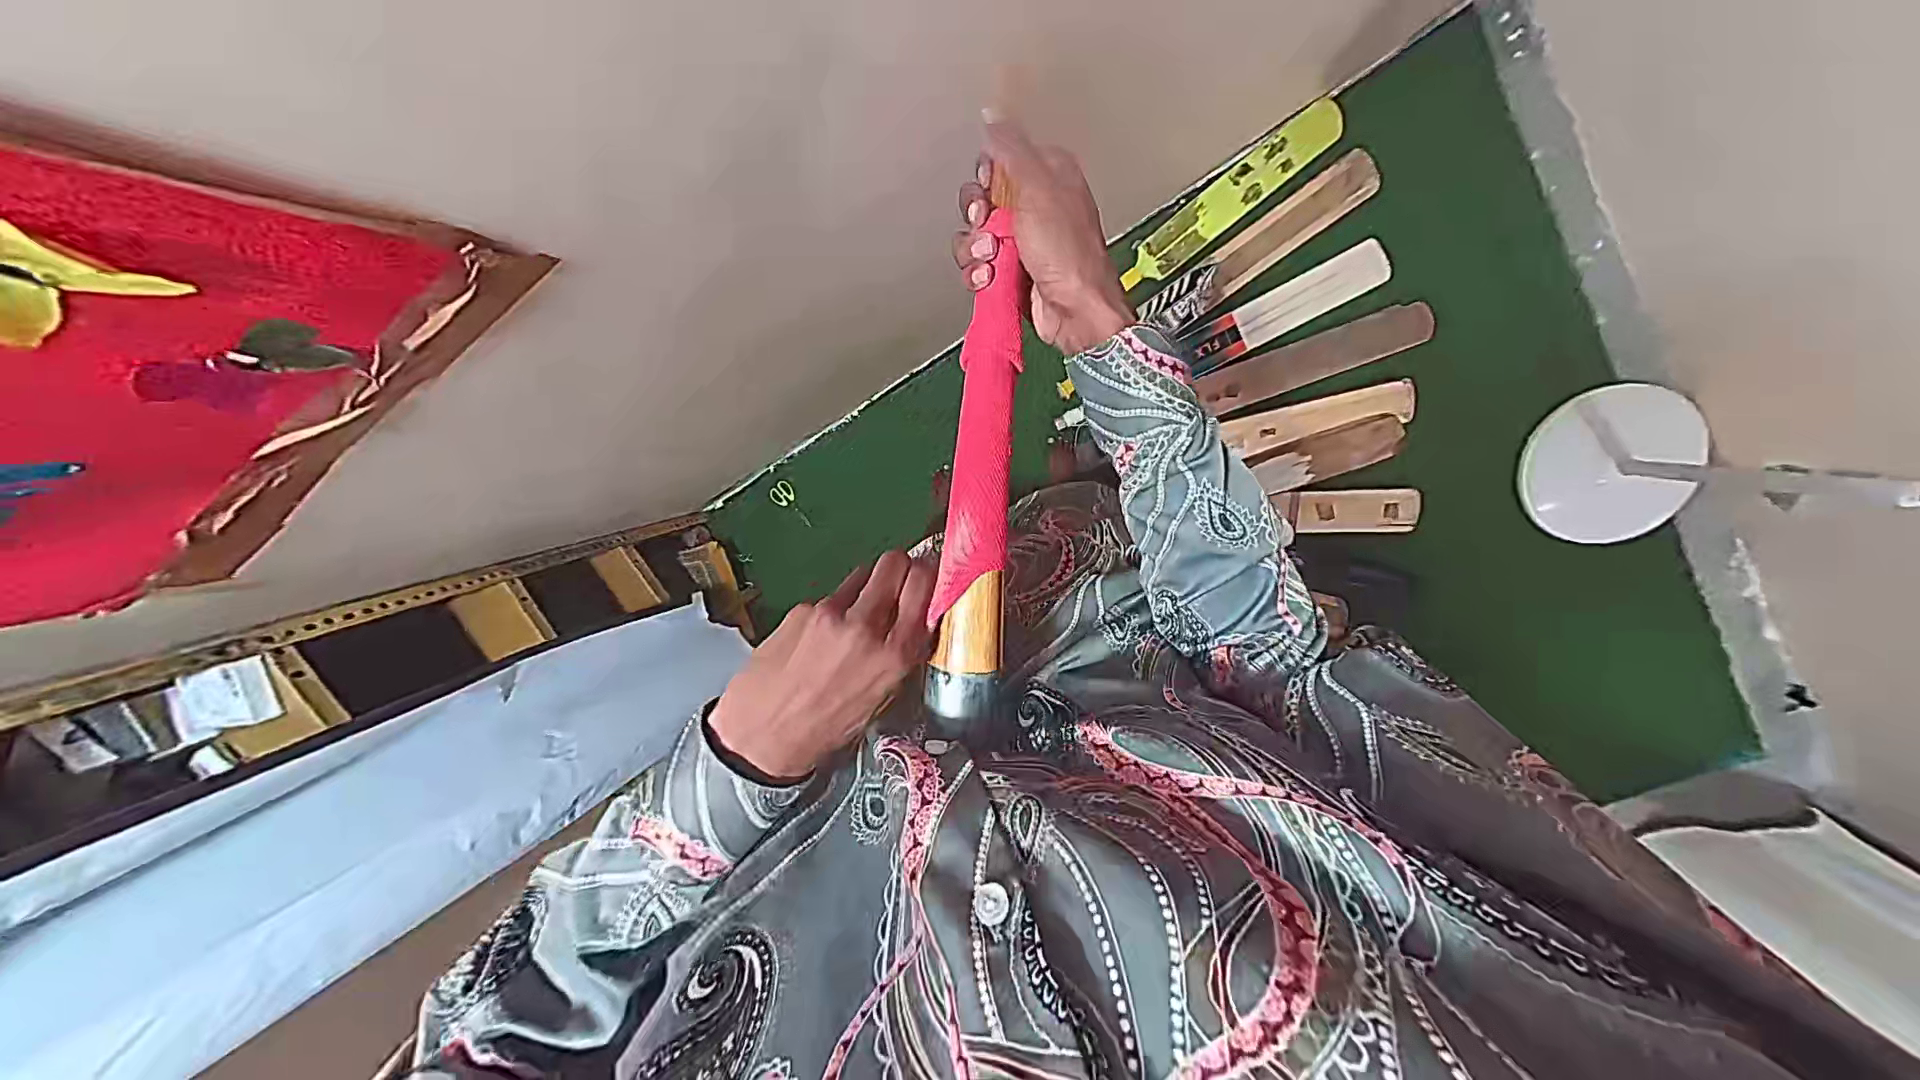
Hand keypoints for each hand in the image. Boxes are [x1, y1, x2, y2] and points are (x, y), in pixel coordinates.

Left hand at [707, 550, 934, 780]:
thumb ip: (903, 651)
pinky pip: (832, 595)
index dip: (928, 573)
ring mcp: (830, 613)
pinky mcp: (801, 609)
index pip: (923, 583)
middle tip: (898, 582)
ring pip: (863, 572)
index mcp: (894, 654)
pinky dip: (835, 607)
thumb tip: (918, 618)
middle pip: (894, 562)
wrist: (761, 736)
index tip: (927, 575)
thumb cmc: (826, 728)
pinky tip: (823, 635)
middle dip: (900, 567)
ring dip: (869, 585)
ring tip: (858, 613)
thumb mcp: (882, 696)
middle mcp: (865, 626)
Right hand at [952, 117, 1135, 354]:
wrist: (1074, 312)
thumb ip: (1012, 149)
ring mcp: (1021, 243)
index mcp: (1047, 177)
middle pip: (981, 200)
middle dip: (977, 218)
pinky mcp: (1010, 273)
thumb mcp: (1039, 189)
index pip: (1000, 160)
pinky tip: (991, 279)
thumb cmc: (1069, 255)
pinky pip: (977, 267)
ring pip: (974, 237)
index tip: (990, 191)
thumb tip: (992, 114)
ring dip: (975, 251)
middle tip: (990, 230)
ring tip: (994, 259)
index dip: (987, 178)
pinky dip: (978, 275)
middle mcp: (1034, 208)